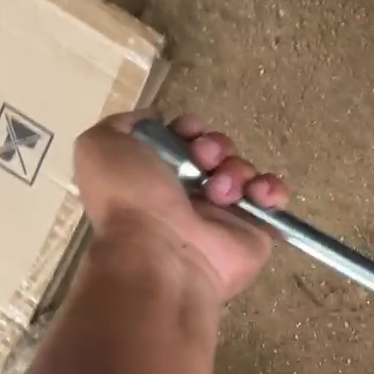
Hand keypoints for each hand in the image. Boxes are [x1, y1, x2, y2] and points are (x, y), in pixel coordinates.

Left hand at [72, 112, 286, 301]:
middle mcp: (191, 193)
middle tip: (205, 162)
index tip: (189, 132)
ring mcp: (225, 214)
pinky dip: (272, 190)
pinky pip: (273, 201)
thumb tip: (156, 120)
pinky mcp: (255, 231)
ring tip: (222, 191)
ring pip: (244, 171)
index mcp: (157, 173)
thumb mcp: (100, 146)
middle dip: (215, 146)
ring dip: (237, 169)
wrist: (163, 253)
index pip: (185, 138)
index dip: (190, 128)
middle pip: (218, 151)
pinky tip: (257, 193)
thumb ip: (122, 125)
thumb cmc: (131, 199)